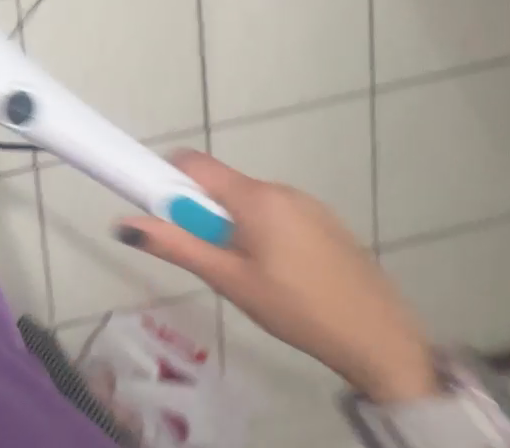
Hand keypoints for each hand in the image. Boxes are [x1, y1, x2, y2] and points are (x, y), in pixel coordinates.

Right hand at [116, 151, 438, 402]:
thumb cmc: (298, 310)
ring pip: (247, 201)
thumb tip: (122, 223)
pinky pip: (275, 214)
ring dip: (230, 224)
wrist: (386, 346)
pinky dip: (260, 232)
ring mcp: (309, 206)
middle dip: (200, 211)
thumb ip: (175, 245)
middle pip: (219, 184)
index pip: (192, 163)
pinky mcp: (327, 224)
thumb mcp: (229, 280)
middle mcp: (281, 190)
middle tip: (208, 255)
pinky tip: (278, 274)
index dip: (166, 177)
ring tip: (245, 272)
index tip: (160, 210)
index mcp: (256, 197)